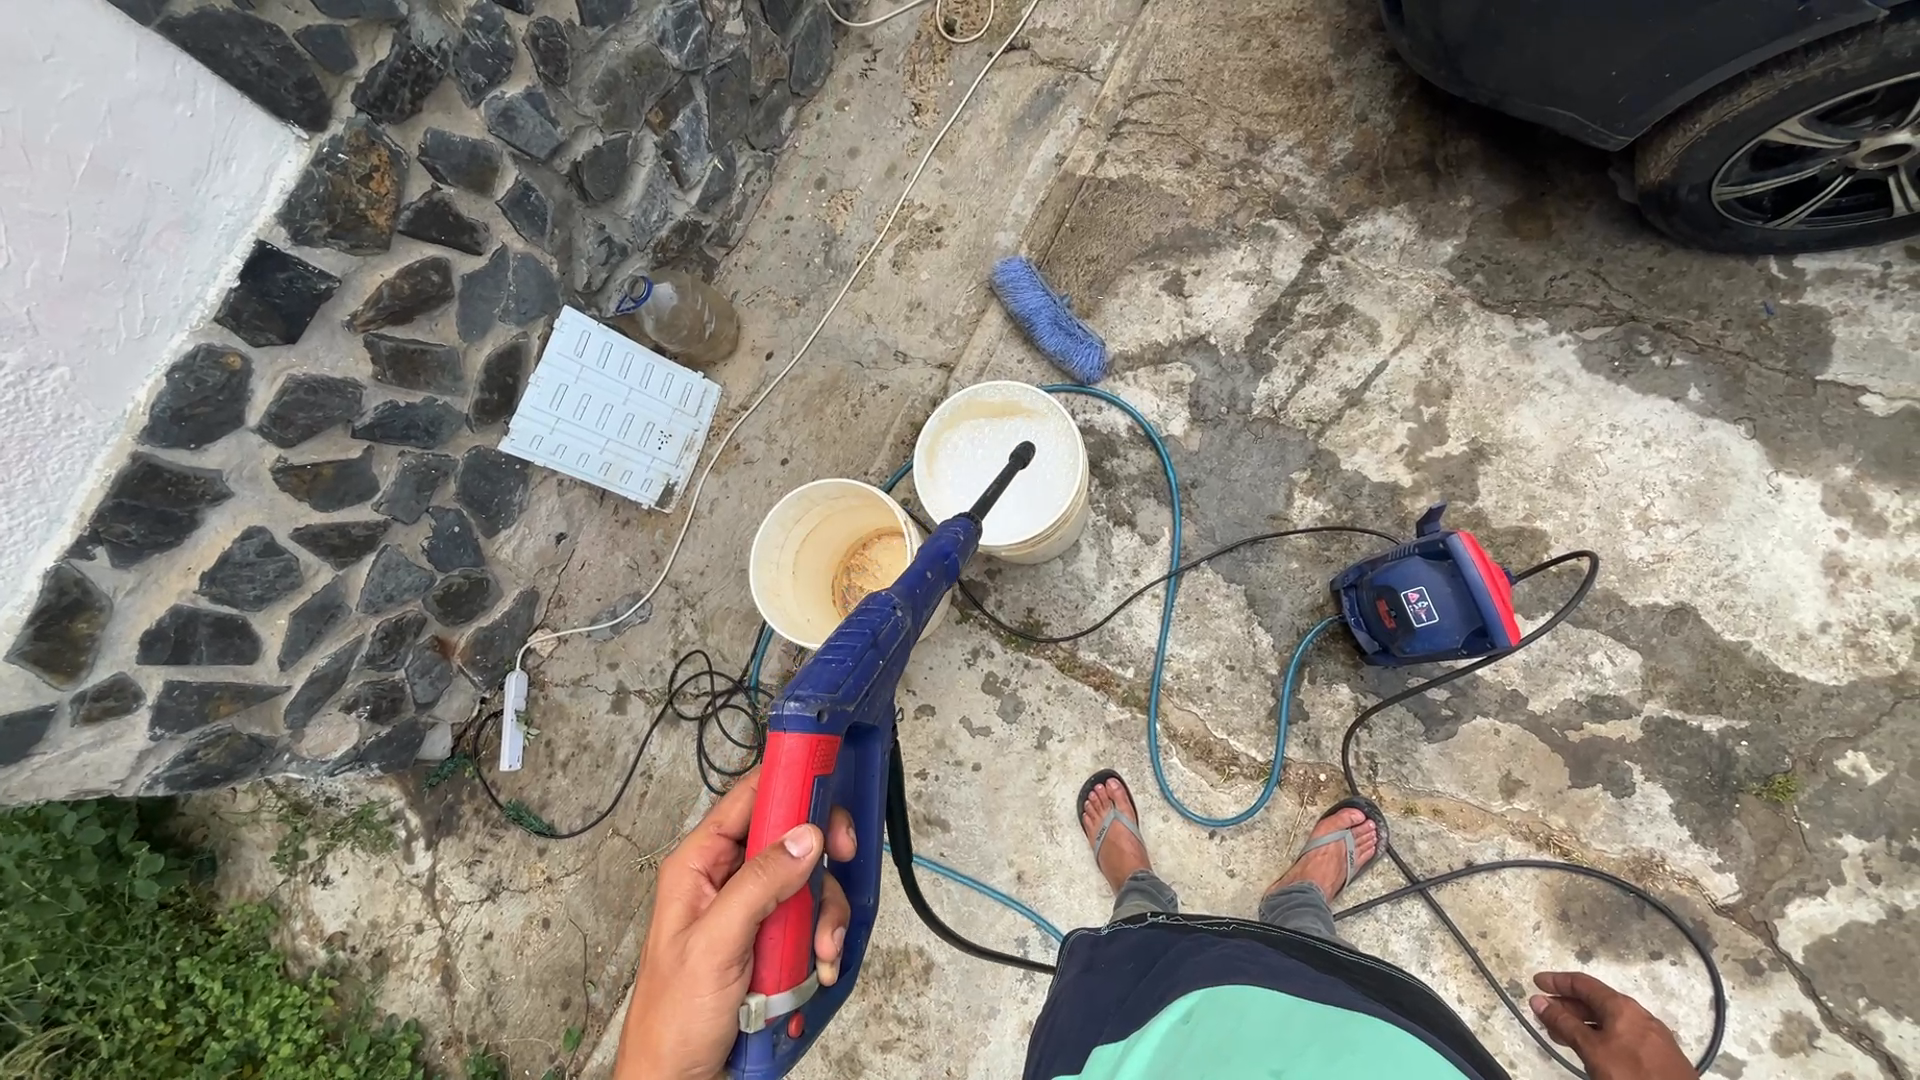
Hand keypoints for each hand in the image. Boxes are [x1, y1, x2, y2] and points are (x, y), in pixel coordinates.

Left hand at [616, 767, 857, 1079]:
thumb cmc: (674, 1020)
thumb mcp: (715, 946)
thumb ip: (760, 885)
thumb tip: (806, 835)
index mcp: (701, 862)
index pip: (750, 797)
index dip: (789, 781)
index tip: (829, 780)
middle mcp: (730, 876)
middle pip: (791, 834)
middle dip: (820, 852)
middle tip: (842, 857)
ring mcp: (755, 907)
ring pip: (810, 878)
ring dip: (826, 911)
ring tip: (821, 951)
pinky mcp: (774, 936)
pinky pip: (813, 918)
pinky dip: (825, 939)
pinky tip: (819, 966)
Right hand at [1529, 971, 1695, 1079]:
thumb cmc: (1630, 1074)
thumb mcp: (1591, 1049)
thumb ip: (1563, 1023)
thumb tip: (1537, 1000)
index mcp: (1623, 1007)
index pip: (1583, 983)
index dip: (1557, 981)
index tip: (1536, 984)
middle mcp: (1641, 1016)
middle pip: (1596, 1001)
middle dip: (1567, 1006)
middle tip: (1545, 1015)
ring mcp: (1654, 1037)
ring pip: (1610, 1021)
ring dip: (1582, 1024)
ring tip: (1562, 1036)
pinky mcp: (1662, 1057)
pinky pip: (1624, 1036)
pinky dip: (1601, 1036)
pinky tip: (1593, 1050)